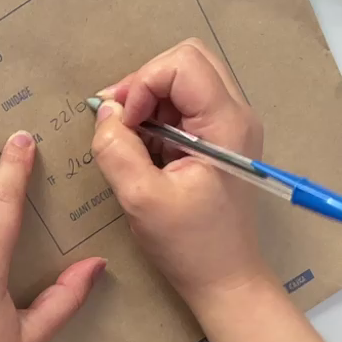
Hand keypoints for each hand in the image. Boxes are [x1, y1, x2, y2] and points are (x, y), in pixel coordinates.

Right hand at [90, 39, 273, 307]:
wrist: (224, 279)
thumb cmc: (189, 245)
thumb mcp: (141, 199)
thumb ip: (117, 150)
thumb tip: (105, 113)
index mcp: (226, 123)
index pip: (182, 63)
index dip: (142, 83)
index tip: (124, 124)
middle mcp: (235, 115)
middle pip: (186, 62)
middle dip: (143, 84)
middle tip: (118, 121)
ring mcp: (230, 127)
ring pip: (184, 82)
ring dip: (148, 102)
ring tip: (127, 140)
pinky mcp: (220, 142)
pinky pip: (184, 109)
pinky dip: (156, 120)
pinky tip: (142, 151)